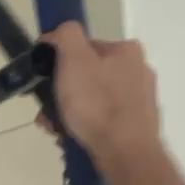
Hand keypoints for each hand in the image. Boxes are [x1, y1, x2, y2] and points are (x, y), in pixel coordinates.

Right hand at [40, 21, 162, 173]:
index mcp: (126, 50)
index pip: (84, 50)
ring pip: (93, 102)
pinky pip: (103, 121)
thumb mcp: (74, 61)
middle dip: (62, 96)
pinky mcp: (138, 124)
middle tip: (46, 115)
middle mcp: (139, 70)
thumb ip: (65, 36)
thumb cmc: (97, 104)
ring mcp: (140, 99)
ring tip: (58, 131)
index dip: (59, 67)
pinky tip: (75, 139)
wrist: (125, 151)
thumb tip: (56, 33)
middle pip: (87, 78)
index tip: (43, 87)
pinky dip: (86, 128)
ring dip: (70, 115)